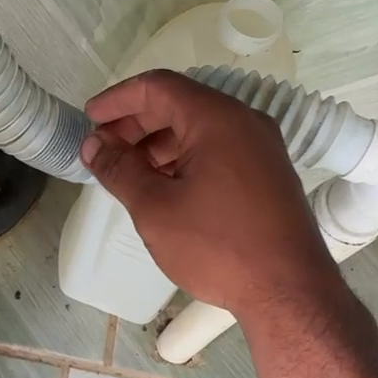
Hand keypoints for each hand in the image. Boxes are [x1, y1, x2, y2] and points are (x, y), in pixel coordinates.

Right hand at [81, 70, 339, 314]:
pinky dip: (184, 160)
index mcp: (217, 119)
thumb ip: (119, 170)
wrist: (288, 289)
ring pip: (199, 131)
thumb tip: (92, 146)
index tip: (89, 120)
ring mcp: (261, 148)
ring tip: (127, 174)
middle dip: (135, 124)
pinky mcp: (267, 175)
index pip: (158, 87)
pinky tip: (163, 189)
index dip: (117, 99)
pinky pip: (218, 151)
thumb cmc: (216, 246)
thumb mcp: (155, 208)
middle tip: (102, 151)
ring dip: (157, 145)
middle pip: (179, 105)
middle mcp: (244, 123)